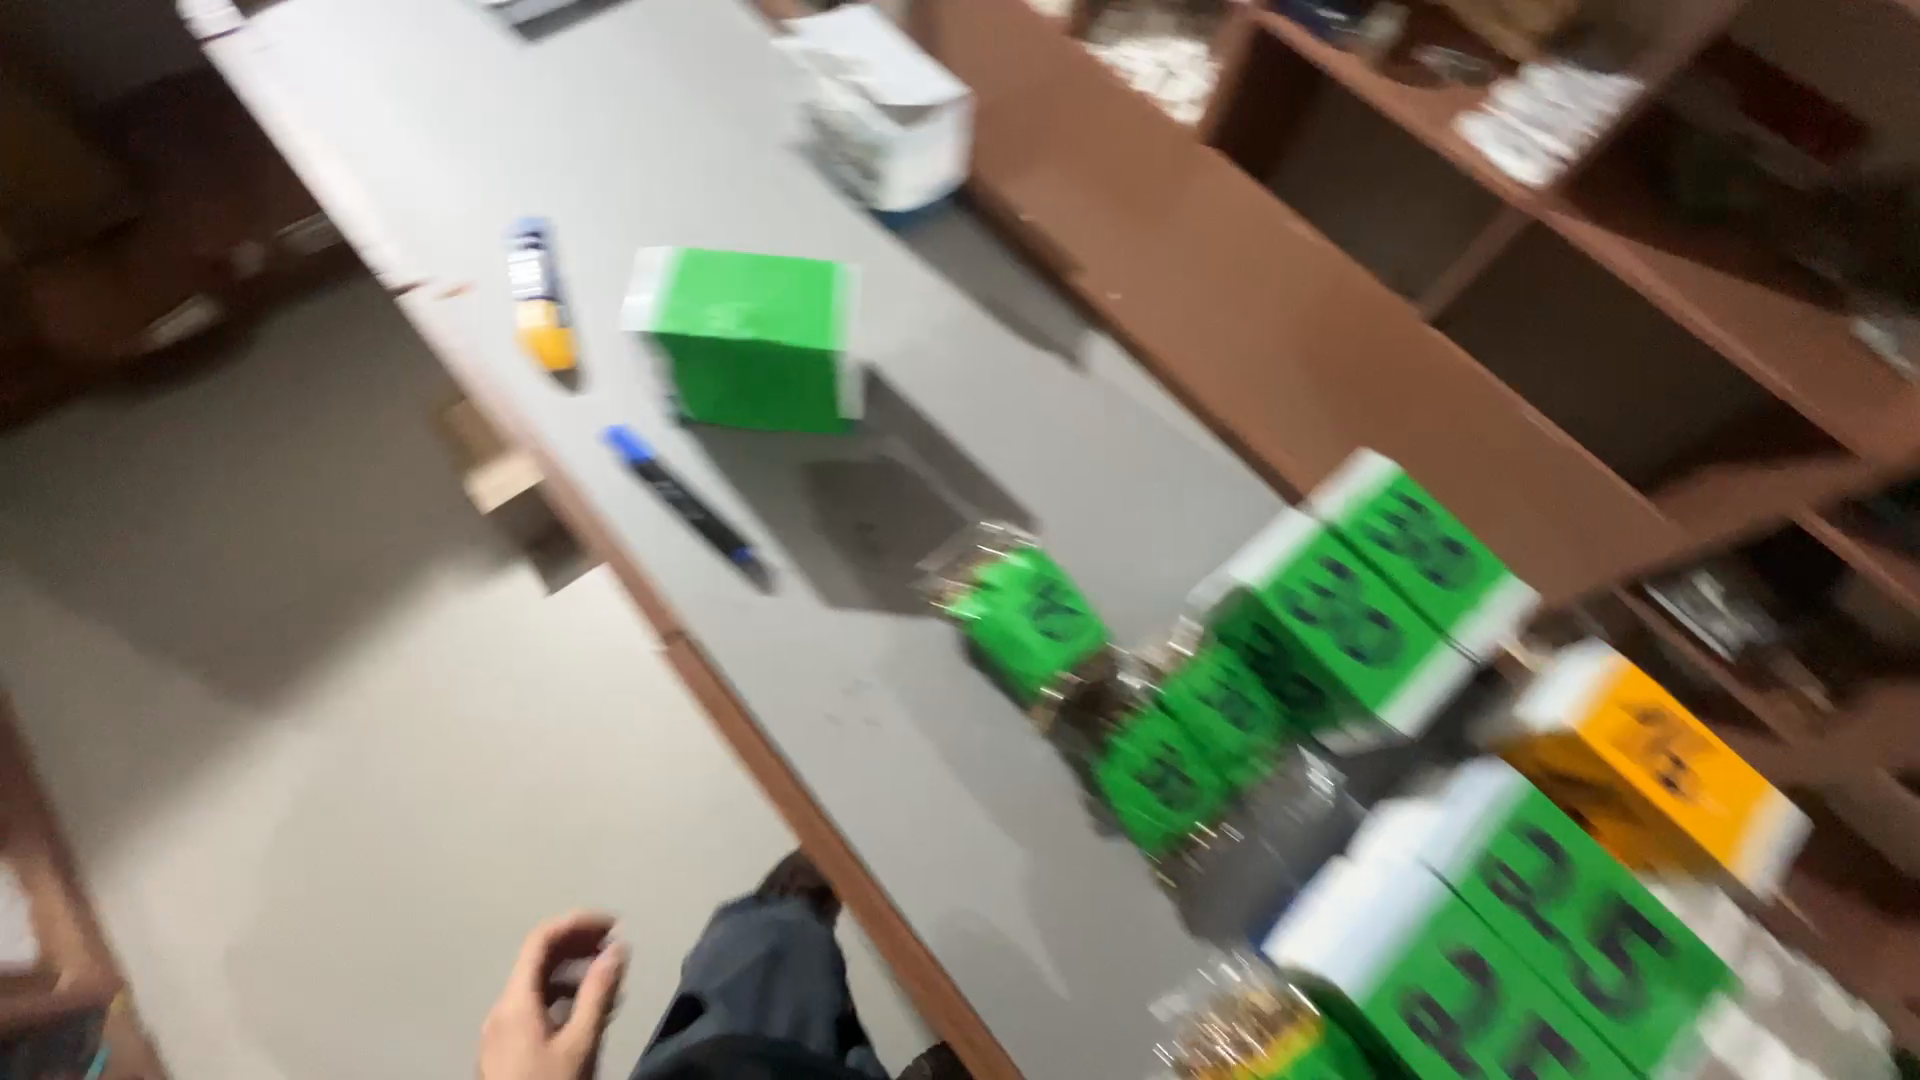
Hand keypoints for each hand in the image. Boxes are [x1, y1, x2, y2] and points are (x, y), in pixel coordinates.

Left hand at [480, 912, 629, 1079]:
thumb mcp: (582, 1042)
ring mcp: (501, 1030)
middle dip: (580, 942)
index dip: (579, 921)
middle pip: (539, 957)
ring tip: (609, 977)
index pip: (542, 938)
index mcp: (515, 1002)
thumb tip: (618, 948)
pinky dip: (565, 993)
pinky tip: (589, 1008)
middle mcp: (502, 1009)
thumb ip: (599, 991)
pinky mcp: (506, 1048)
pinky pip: (536, 1004)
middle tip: (616, 943)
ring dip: (575, 968)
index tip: (614, 925)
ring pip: (539, 981)